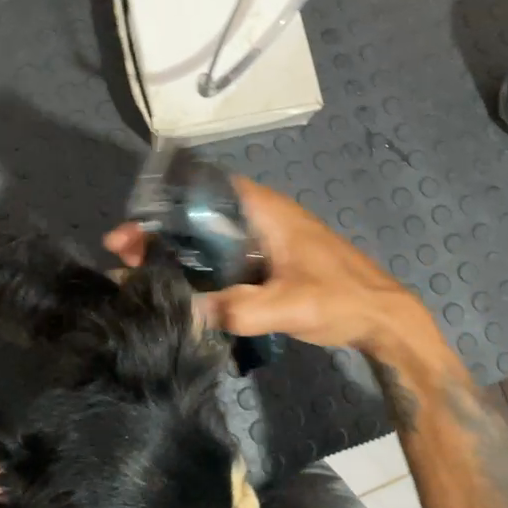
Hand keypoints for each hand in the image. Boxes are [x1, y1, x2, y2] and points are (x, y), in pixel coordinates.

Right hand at [104, 177, 427, 351]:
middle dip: (161, 232)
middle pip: (200, 214)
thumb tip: (184, 312)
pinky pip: (224, 257)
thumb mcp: (290, 306)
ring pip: (211, 237)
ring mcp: (266, 239)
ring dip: (178, 251)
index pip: (204, 190)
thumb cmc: (340, 299)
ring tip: (139, 273)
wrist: (384, 318)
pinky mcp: (269, 262)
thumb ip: (239, 309)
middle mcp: (261, 216)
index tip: (132, 231)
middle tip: (123, 255)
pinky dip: (199, 267)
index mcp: (264, 210)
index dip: (163, 207)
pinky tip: (178, 289)